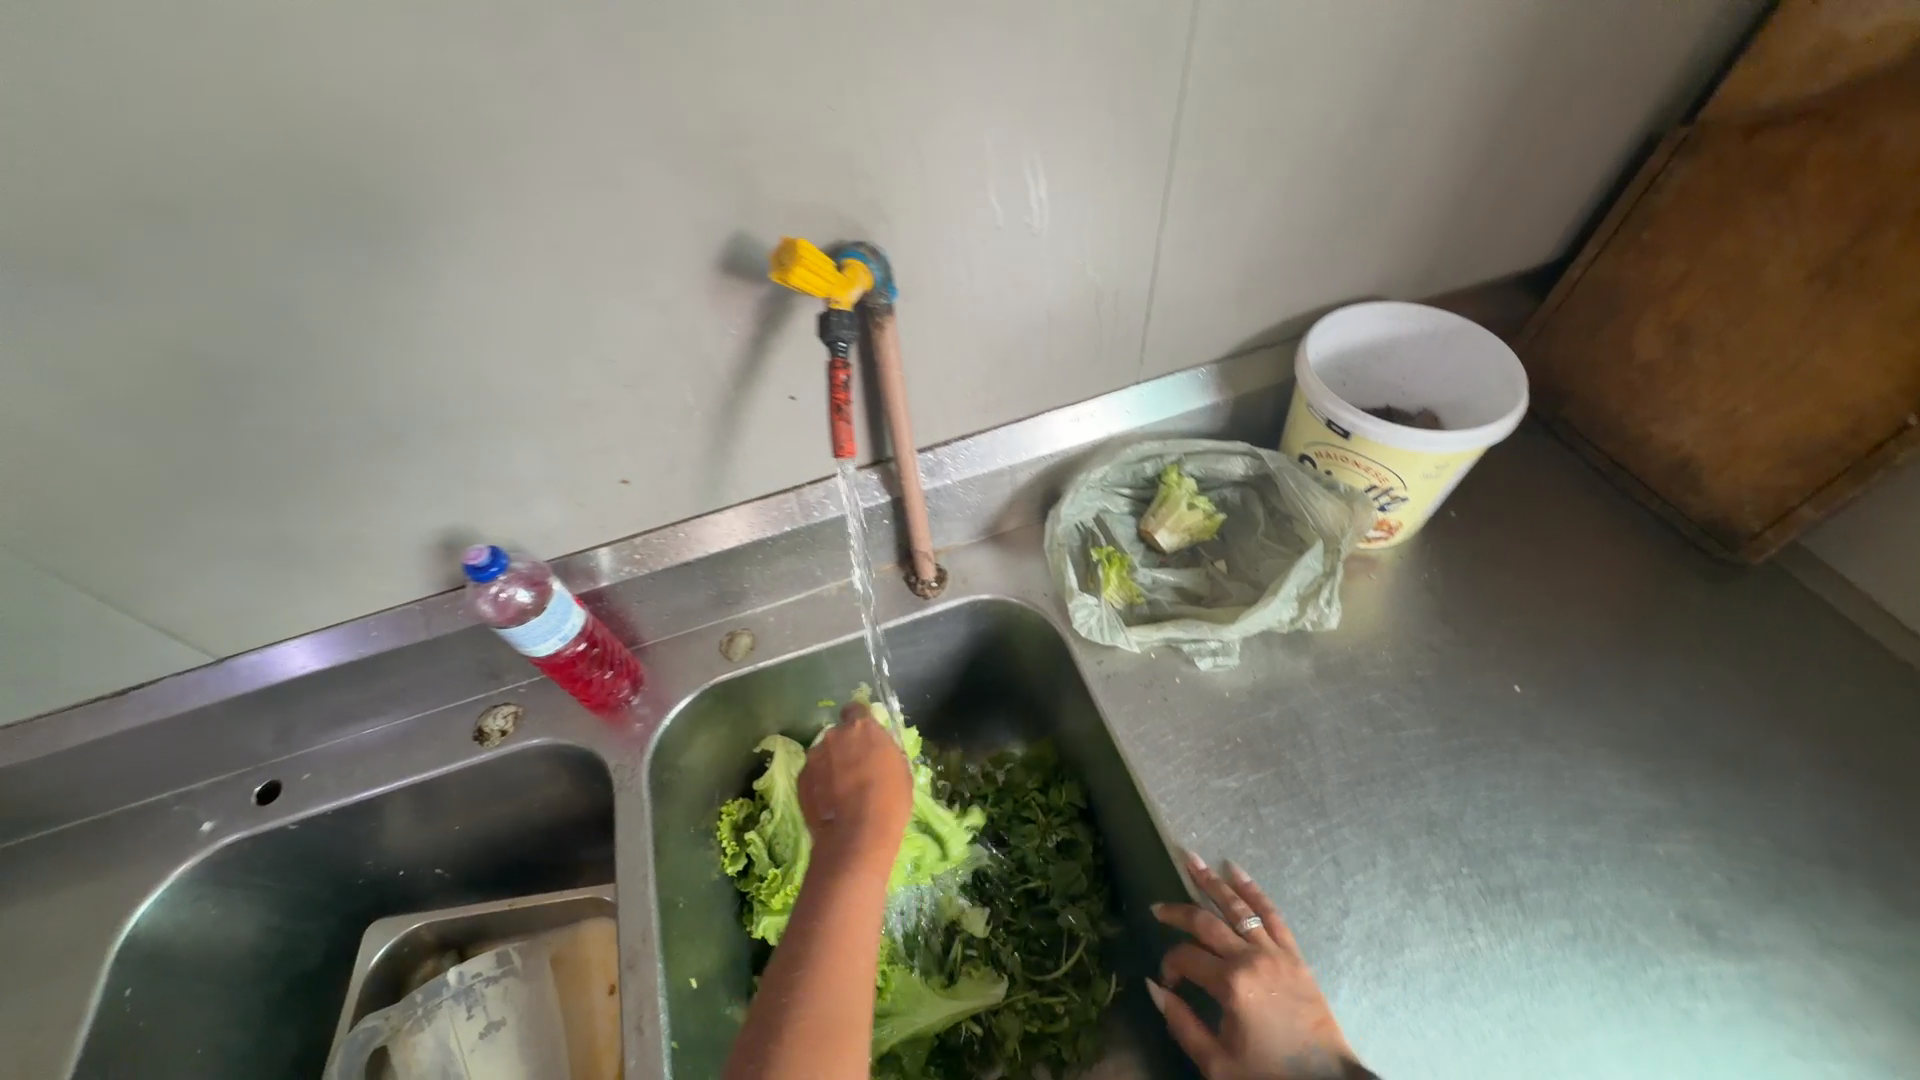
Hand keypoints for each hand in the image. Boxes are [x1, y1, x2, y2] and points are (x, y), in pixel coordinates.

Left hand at [798, 703, 912, 873]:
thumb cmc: (890, 800)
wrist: (858, 835)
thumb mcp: (899, 768)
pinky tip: (829, 803)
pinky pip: (812, 775)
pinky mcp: (801, 779)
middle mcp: (835, 735)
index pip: (855, 709)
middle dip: (844, 747)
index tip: (863, 737)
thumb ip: (883, 752)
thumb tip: (876, 753)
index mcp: (863, 727)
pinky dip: (819, 784)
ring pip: (823, 755)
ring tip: (840, 790)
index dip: (858, 721)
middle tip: (854, 768)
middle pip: (838, 734)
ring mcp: (814, 757)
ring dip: (830, 765)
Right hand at [1148, 854, 1369, 1079]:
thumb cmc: (1267, 1075)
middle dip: (1177, 912)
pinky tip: (1235, 871)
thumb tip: (1154, 987)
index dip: (1169, 966)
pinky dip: (1252, 890)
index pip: (1185, 957)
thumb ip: (1181, 1023)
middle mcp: (1250, 958)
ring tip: (1192, 859)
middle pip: (1205, 923)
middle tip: (1157, 908)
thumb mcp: (1217, 1064)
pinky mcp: (1294, 955)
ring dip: (1211, 881)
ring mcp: (1275, 952)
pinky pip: (1271, 914)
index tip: (1168, 985)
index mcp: (1230, 984)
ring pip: (1237, 907)